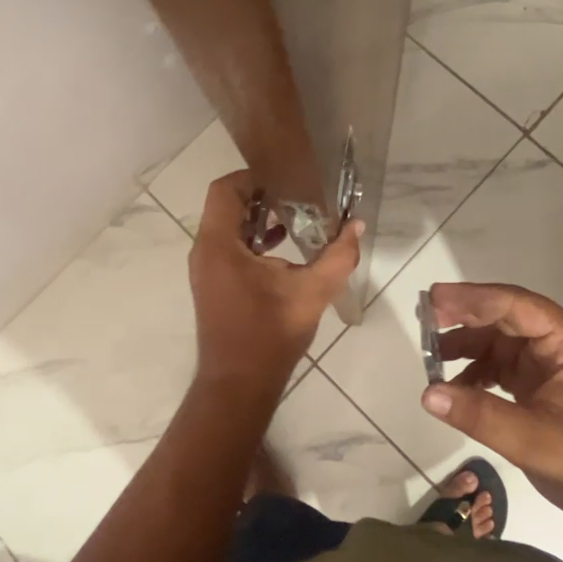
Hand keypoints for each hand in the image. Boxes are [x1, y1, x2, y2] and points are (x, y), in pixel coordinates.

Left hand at [188, 171, 363, 391]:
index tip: (285, 178)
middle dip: (260, 195)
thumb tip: (356, 226)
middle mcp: (205, 251)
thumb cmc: (269, 334)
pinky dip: (252, 240)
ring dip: (257, 218)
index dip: (252, 176)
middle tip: (296, 194)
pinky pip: (229, 248)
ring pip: (227, 227)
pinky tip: (283, 248)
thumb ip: (338, 256)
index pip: (225, 189)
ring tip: (295, 216)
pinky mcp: (214, 285)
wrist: (239, 384)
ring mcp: (206, 270)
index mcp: (219, 245)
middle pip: (226, 205)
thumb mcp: (312, 291)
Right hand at [420, 282, 562, 526]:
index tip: (435, 300)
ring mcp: (546, 362)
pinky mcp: (536, 382)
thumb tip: (428, 393)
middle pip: (505, 315)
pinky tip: (452, 385)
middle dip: (465, 315)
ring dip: (465, 343)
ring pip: (498, 338)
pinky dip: (473, 370)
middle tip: (424, 318)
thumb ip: (481, 415)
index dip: (475, 299)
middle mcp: (557, 342)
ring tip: (430, 353)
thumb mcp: (533, 441)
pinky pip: (498, 364)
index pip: (517, 305)